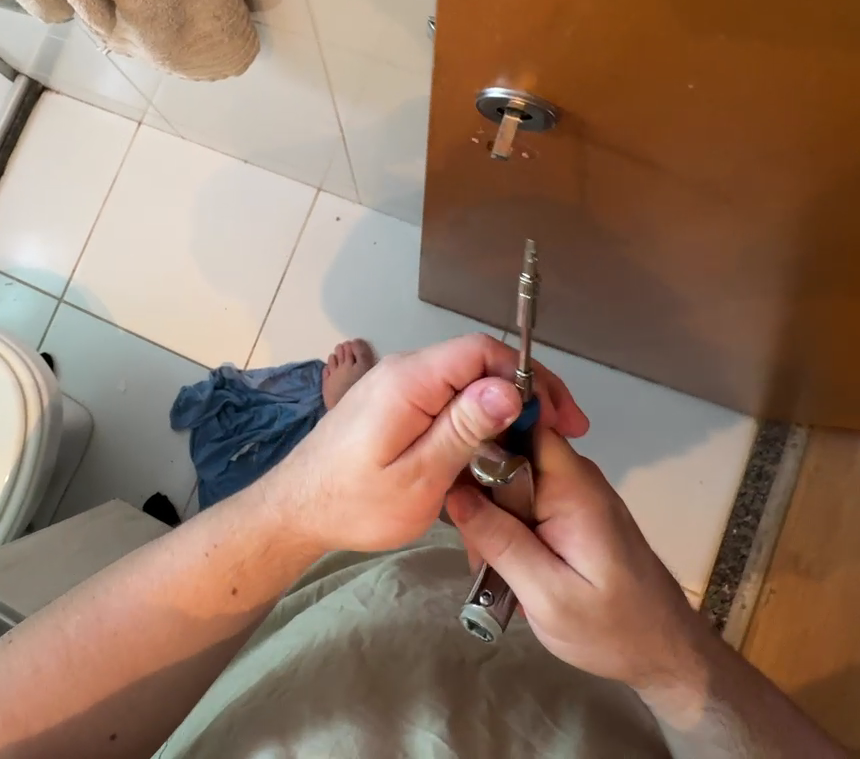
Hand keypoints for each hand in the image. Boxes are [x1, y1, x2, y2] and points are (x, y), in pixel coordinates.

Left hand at [249, 333, 589, 555]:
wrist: (297, 508)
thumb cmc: (354, 502)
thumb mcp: (417, 476)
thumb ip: (462, 429)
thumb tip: (510, 389)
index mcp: (408, 380)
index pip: (481, 351)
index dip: (528, 376)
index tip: (561, 416)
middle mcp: (401, 371)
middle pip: (476, 362)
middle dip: (524, 392)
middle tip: (561, 434)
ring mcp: (394, 386)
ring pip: (462, 381)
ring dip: (502, 407)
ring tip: (535, 445)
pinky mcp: (392, 404)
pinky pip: (443, 397)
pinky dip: (475, 417)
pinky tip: (494, 447)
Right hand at [446, 426, 710, 691]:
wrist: (668, 657)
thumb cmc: (613, 629)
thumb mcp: (547, 594)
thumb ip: (500, 541)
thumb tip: (454, 492)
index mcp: (572, 485)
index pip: (521, 423)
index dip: (482, 432)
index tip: (451, 466)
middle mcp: (574, 476)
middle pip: (509, 452)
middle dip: (479, 488)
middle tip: (473, 543)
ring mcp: (574, 492)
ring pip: (512, 478)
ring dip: (492, 513)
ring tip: (487, 562)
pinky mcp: (571, 511)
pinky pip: (526, 499)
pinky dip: (508, 524)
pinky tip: (505, 562)